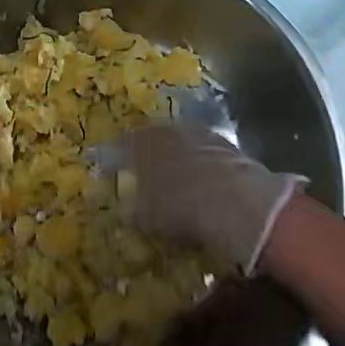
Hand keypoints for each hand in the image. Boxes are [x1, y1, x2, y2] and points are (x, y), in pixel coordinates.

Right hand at [112, 120, 305, 274]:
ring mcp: (196, 132)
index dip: (113, 157)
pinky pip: (200, 147)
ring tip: (171, 170)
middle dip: (144, 149)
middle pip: (149, 136)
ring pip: (176, 138)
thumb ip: (130, 208)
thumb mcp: (146, 216)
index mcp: (140, 144)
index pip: (120, 145)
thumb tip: (123, 206)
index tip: (109, 168)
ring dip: (172, 151)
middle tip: (140, 166)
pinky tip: (198, 174)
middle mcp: (165, 130)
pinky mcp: (223, 141)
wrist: (235, 201)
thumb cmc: (180, 208)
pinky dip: (196, 158)